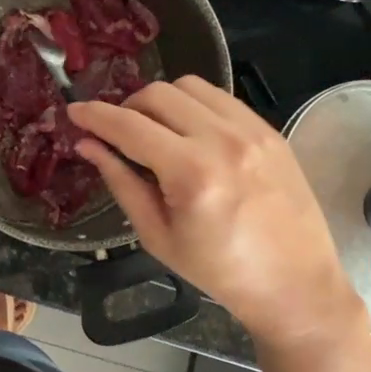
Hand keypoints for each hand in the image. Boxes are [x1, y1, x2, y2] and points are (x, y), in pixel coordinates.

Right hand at [68, 77, 364, 348]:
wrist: (296, 285)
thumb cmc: (220, 271)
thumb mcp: (157, 236)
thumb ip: (121, 183)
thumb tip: (88, 145)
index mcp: (191, 174)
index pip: (129, 126)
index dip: (95, 115)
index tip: (74, 111)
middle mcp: (223, 140)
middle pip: (157, 94)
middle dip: (126, 108)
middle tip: (118, 133)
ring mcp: (252, 130)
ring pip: (189, 86)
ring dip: (161, 101)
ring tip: (156, 131)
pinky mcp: (270, 131)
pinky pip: (220, 98)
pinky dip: (194, 106)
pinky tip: (190, 134)